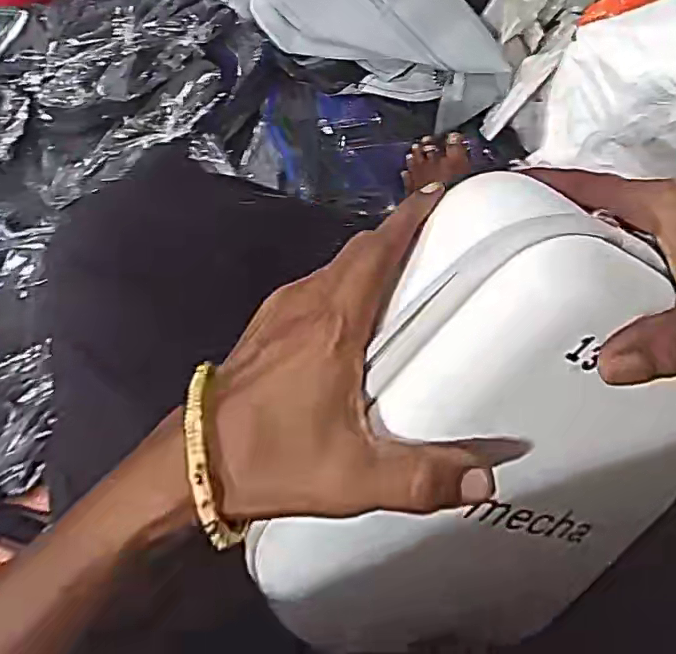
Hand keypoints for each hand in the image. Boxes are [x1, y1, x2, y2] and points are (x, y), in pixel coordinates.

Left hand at [206, 185, 504, 522]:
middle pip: (359, 249)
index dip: (408, 218)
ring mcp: (282, 308)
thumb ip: (422, 478)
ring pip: (336, 264)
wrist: (194, 460)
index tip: (433, 195)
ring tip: (402, 271)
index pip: (377, 251)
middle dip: (396, 233)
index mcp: (334, 322)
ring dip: (370, 257)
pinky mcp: (268, 321)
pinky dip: (345, 280)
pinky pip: (316, 282)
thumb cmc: (271, 458)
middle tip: (431, 233)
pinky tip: (354, 312)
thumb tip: (481, 478)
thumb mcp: (354, 477)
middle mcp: (306, 302)